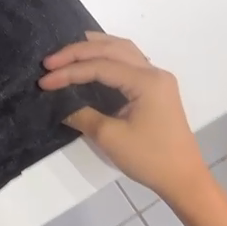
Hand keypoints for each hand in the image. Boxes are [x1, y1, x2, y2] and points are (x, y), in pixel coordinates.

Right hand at [39, 32, 214, 205]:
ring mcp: (157, 79)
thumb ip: (82, 115)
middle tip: (49, 61)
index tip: (43, 81)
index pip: (100, 67)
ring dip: (94, 47)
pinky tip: (91, 59)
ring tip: (67, 51)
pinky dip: (106, 56)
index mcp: (146, 81)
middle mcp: (154, 72)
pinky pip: (128, 61)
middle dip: (78, 51)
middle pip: (112, 49)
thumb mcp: (110, 138)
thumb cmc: (149, 158)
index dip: (69, 72)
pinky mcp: (155, 89)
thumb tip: (60, 103)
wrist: (182, 178)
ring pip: (122, 49)